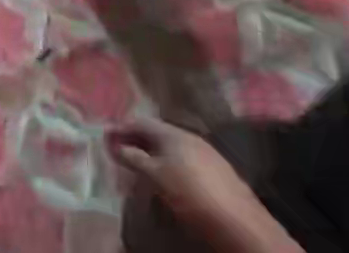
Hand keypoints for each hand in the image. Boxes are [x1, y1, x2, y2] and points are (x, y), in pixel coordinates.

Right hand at [108, 119, 257, 230]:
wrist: (243, 227)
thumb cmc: (192, 195)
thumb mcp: (156, 176)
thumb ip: (133, 157)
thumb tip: (114, 145)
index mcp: (173, 133)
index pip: (139, 121)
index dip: (120, 128)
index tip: (105, 139)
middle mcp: (190, 137)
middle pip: (156, 133)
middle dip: (136, 141)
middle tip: (120, 153)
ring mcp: (208, 155)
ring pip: (172, 148)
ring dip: (153, 153)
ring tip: (140, 167)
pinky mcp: (220, 173)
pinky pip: (186, 161)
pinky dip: (170, 164)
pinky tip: (168, 179)